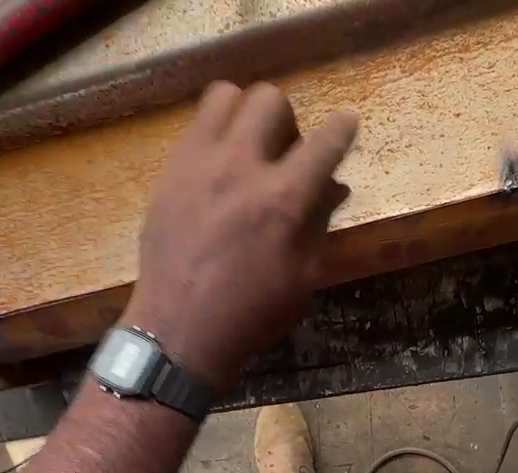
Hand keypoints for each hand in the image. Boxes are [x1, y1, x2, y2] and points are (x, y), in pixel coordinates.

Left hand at [121, 82, 359, 393]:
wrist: (180, 331)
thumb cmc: (251, 315)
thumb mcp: (300, 279)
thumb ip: (318, 225)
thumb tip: (334, 187)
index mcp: (282, 201)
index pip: (324, 144)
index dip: (342, 130)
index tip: (347, 123)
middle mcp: (240, 168)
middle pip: (270, 100)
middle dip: (287, 122)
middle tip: (286, 155)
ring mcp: (198, 164)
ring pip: (226, 96)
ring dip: (246, 114)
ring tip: (249, 149)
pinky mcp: (170, 171)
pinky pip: (196, 126)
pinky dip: (216, 135)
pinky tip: (220, 170)